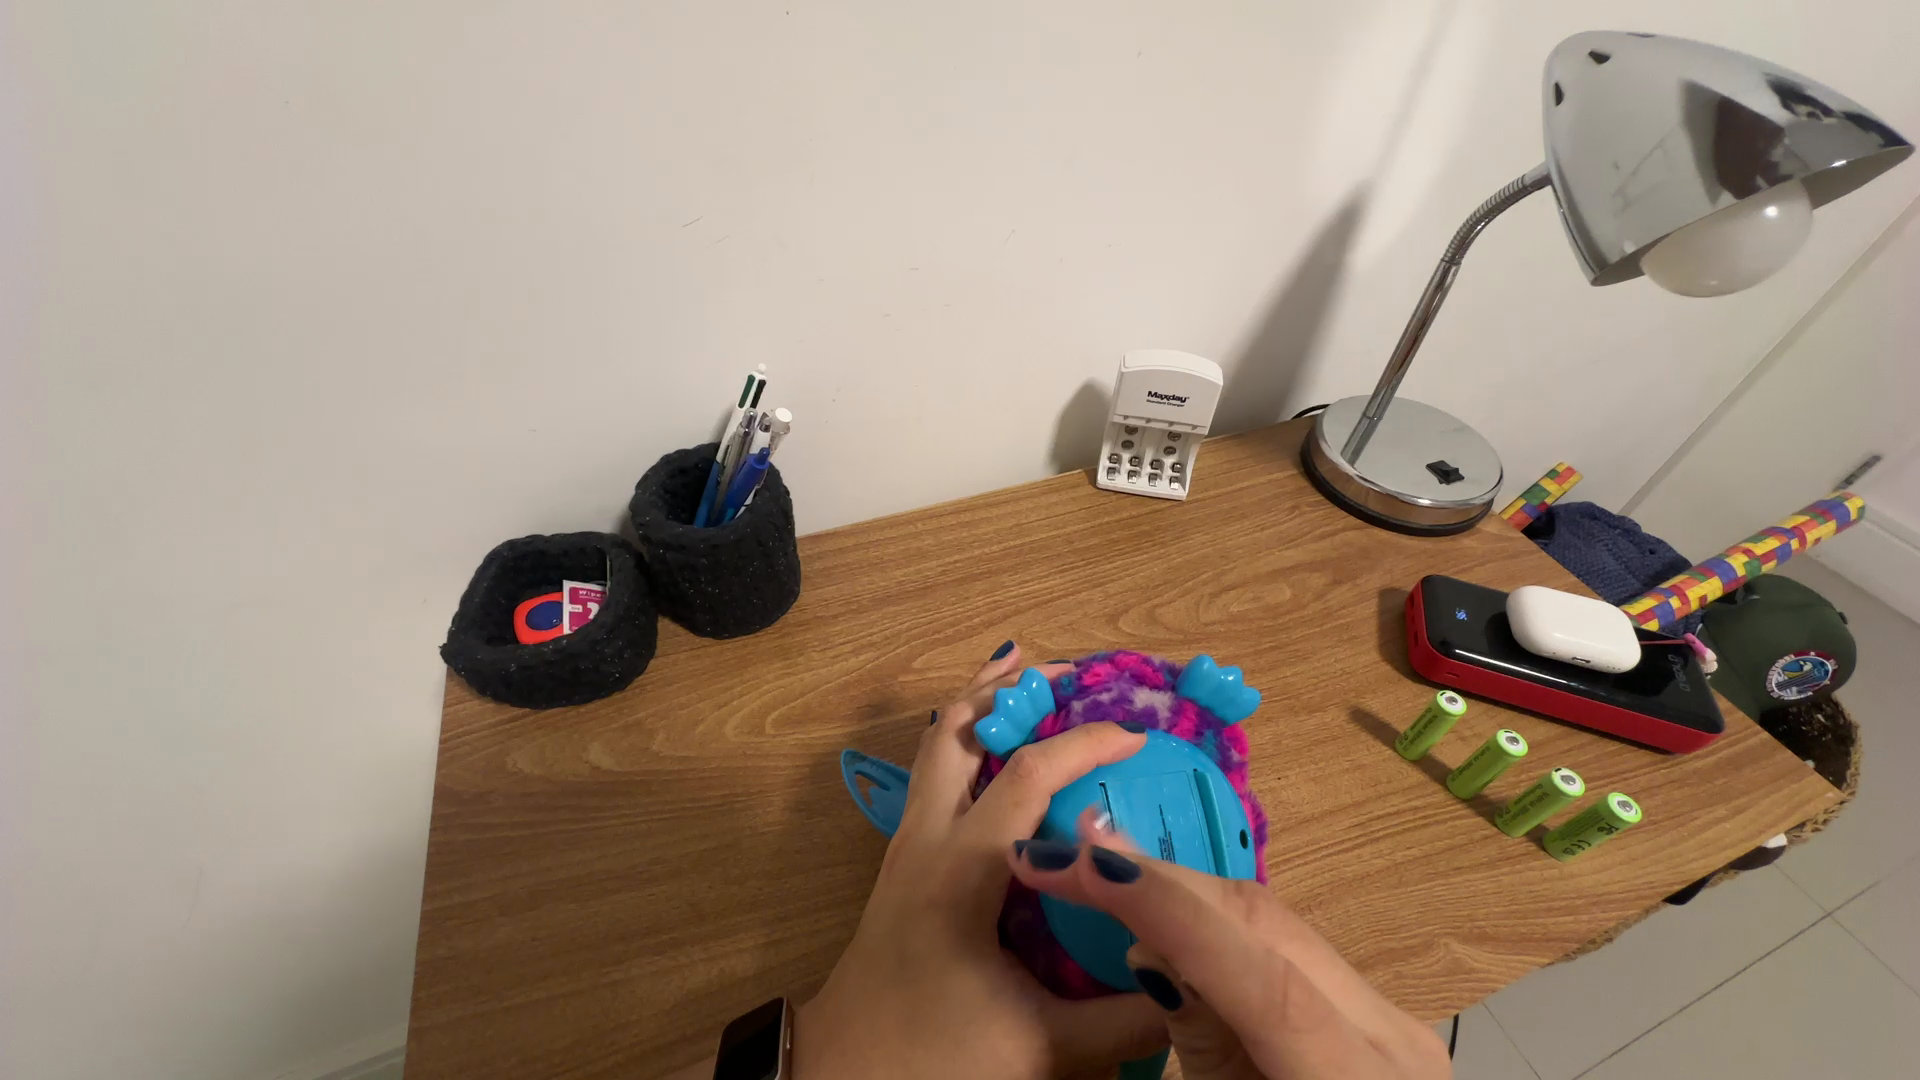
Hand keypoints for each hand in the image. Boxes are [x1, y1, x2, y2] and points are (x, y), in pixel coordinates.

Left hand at [795, 645, 1168, 1078]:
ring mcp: (908, 839)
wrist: (842, 1069)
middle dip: (1005, 689)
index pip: (1026, 776)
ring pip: (935, 742)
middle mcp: (929, 834)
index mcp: (963, 866)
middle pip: (955, 729)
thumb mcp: (1040, 1046)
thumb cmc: (933, 1055)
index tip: (1133, 736)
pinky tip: (988, 744)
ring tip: (1016, 672)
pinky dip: (961, 736)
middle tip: (1058, 669)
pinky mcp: (904, 854)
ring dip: (976, 702)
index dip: (1083, 745)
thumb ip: (1123, 1016)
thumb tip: (1188, 973)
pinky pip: (932, 771)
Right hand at [1008, 838, 1450, 1079]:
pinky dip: (1204, 906)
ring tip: (1092, 857)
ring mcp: (1378, 1002)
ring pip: (1261, 911)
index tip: (1086, 865)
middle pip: (1257, 920)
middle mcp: (1386, 1026)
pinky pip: (1270, 929)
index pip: (1263, 977)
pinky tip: (1154, 885)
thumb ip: (1201, 1043)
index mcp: (1360, 1079)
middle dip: (1155, 877)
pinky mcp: (1359, 993)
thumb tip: (1148, 945)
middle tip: (1065, 852)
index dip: (1171, 912)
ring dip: (1171, 882)